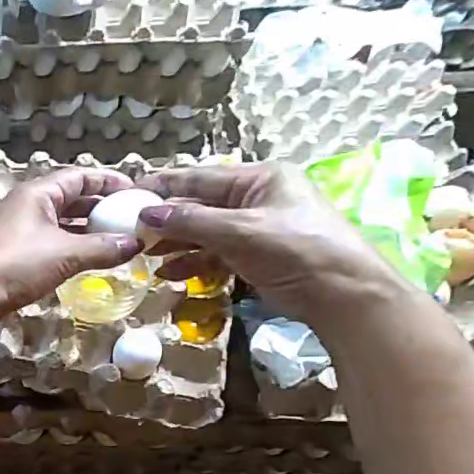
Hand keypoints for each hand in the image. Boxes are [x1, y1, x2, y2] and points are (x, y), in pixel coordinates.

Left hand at [0, 168, 143, 319]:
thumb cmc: (17, 265)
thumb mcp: (66, 254)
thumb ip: (103, 248)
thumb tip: (135, 244)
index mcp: (38, 193)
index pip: (80, 176)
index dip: (109, 181)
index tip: (135, 191)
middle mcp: (27, 204)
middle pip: (71, 197)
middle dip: (100, 207)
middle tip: (129, 218)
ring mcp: (18, 227)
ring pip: (60, 220)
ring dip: (87, 228)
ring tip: (116, 239)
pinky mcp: (13, 250)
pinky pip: (50, 239)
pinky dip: (71, 244)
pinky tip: (87, 257)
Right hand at [137, 162, 419, 325]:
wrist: (345, 296)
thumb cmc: (297, 251)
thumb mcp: (240, 232)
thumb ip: (190, 221)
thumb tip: (145, 214)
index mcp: (258, 179)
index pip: (199, 178)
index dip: (163, 186)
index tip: (128, 194)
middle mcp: (254, 198)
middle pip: (198, 205)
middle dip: (165, 219)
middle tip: (130, 231)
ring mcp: (254, 228)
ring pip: (203, 232)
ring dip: (174, 244)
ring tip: (145, 256)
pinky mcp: (254, 256)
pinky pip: (214, 254)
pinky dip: (192, 263)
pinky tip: (169, 275)